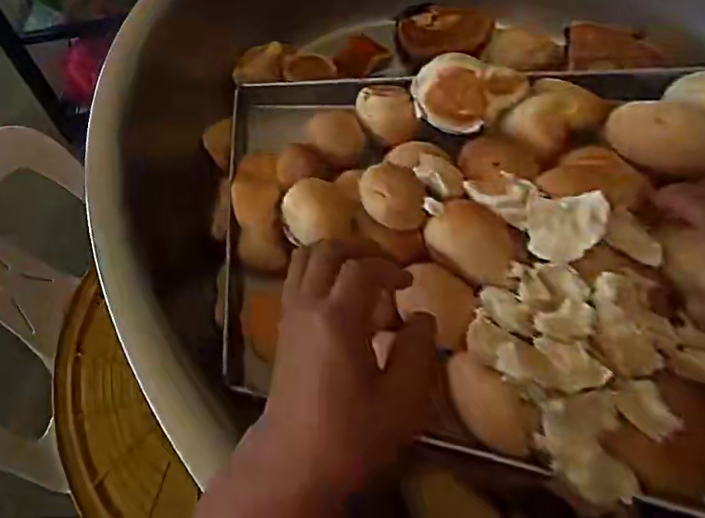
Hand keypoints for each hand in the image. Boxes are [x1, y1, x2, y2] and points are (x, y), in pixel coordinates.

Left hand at [198, 241, 440, 517]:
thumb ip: (415, 353)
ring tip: (364, 270)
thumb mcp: (401, 403)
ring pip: (306, 255)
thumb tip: (422, 316)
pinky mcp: (282, 319)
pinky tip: (339, 291)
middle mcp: (307, 302)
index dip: (389, 267)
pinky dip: (318, 267)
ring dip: (335, 252)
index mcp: (337, 318)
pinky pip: (296, 274)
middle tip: (388, 264)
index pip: (362, 268)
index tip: (410, 281)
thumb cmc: (353, 434)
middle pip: (328, 249)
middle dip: (360, 248)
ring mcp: (290, 308)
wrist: (297, 456)